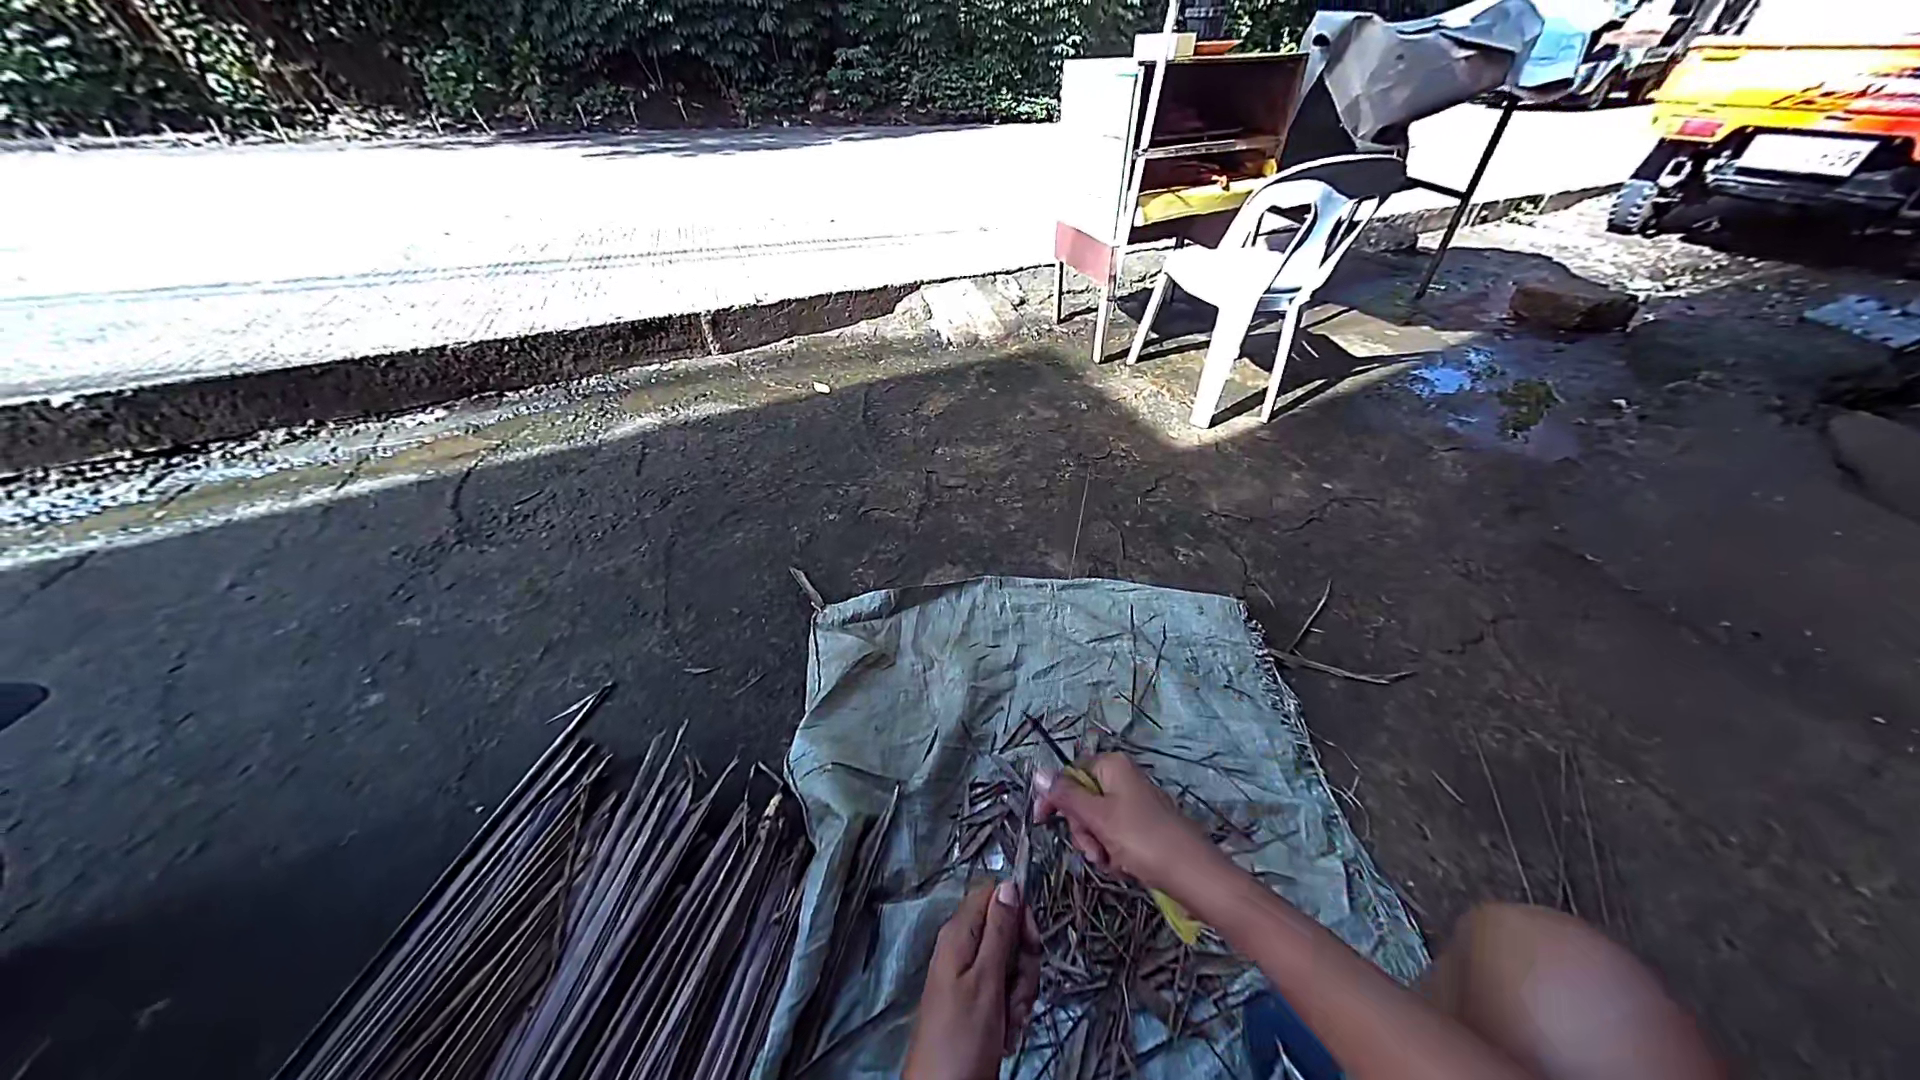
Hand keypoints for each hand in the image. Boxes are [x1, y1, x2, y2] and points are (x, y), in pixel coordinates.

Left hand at [903, 880, 1041, 1079]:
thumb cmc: (962, 1037)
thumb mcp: (986, 980)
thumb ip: (999, 930)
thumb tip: (1009, 883)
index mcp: (960, 933)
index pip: (994, 894)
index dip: (1017, 912)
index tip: (1030, 941)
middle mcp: (964, 947)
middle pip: (1007, 930)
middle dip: (1023, 960)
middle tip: (1018, 989)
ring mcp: (971, 975)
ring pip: (1011, 961)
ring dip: (1021, 989)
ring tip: (1012, 1017)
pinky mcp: (978, 1000)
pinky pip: (1006, 988)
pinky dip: (1013, 1007)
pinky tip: (1008, 1030)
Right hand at [1031, 753, 1226, 897]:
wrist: (1194, 875)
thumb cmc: (1143, 840)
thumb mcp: (1098, 816)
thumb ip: (1065, 795)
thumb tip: (1038, 772)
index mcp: (1112, 767)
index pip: (1069, 775)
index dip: (1055, 799)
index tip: (1041, 822)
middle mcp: (1123, 779)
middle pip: (1082, 800)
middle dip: (1083, 829)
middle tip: (1095, 848)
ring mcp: (1134, 803)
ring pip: (1096, 822)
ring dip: (1097, 845)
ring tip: (1113, 861)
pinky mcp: (1143, 827)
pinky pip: (1114, 836)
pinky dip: (1114, 852)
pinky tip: (1125, 866)